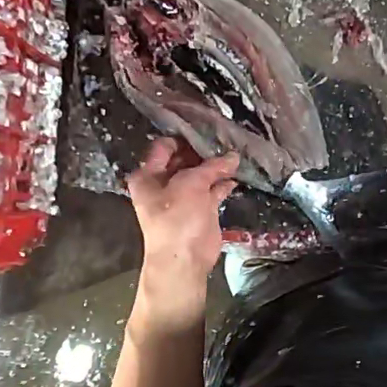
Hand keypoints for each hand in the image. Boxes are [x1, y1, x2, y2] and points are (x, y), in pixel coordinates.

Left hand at [125, 138, 239, 319]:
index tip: (206, 128)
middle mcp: (163, 184)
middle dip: (204, 151)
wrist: (184, 258)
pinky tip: (237, 175)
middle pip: (184, 160)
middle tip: (225, 138)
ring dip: (216, 167)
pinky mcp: (201, 210)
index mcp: (149, 176)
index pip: (164, 147)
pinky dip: (224, 184)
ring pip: (201, 175)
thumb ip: (211, 167)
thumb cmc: (177, 217)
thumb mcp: (190, 183)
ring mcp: (183, 198)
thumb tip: (233, 156)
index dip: (184, 137)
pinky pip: (213, 190)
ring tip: (235, 154)